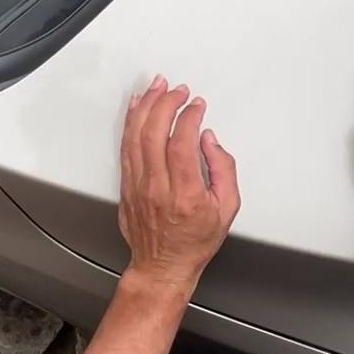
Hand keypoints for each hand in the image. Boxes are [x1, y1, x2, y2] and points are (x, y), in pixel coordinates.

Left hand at [118, 76, 241, 296]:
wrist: (163, 267)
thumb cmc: (195, 241)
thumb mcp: (227, 209)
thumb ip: (224, 170)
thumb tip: (210, 140)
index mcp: (185, 194)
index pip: (181, 144)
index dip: (189, 117)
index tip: (197, 105)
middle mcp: (157, 188)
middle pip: (154, 134)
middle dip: (166, 103)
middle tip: (178, 90)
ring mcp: (138, 186)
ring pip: (136, 136)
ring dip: (146, 106)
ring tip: (157, 87)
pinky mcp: (127, 185)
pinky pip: (126, 147)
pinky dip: (131, 122)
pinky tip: (138, 106)